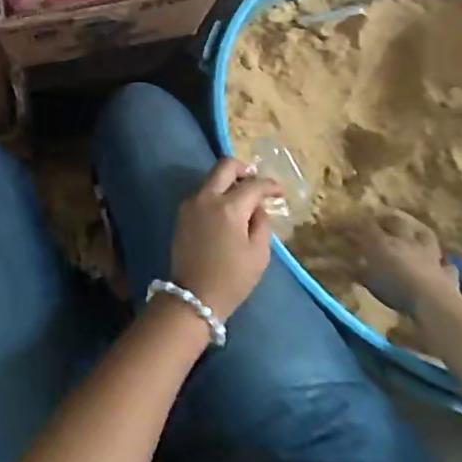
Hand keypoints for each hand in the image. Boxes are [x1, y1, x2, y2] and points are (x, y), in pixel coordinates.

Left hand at [170, 158, 283, 317]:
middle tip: (257, 183)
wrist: (194, 295)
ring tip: (245, 200)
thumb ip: (261, 223)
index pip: (253, 184)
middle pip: (223, 166)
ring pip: (211, 179)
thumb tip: (257, 206)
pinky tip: (228, 212)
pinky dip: (217, 195)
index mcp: (228, 207)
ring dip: (229, 183)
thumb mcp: (258, 253)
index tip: (280, 192)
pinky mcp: (182, 213)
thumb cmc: (232, 278)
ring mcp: (190, 204)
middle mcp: (205, 198)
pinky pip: (202, 194)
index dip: (270, 185)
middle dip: (243, 169)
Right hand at [347, 210, 461, 316]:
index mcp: (384, 243)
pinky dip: (443, 263)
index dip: (357, 222)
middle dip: (390, 218)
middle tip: (383, 217)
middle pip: (398, 223)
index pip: (367, 225)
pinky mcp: (448, 274)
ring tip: (414, 231)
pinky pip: (447, 265)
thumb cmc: (395, 289)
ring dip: (419, 232)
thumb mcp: (367, 279)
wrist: (435, 304)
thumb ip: (353, 268)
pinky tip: (443, 263)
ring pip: (425, 236)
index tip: (347, 222)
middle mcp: (407, 243)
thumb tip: (335, 262)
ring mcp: (430, 256)